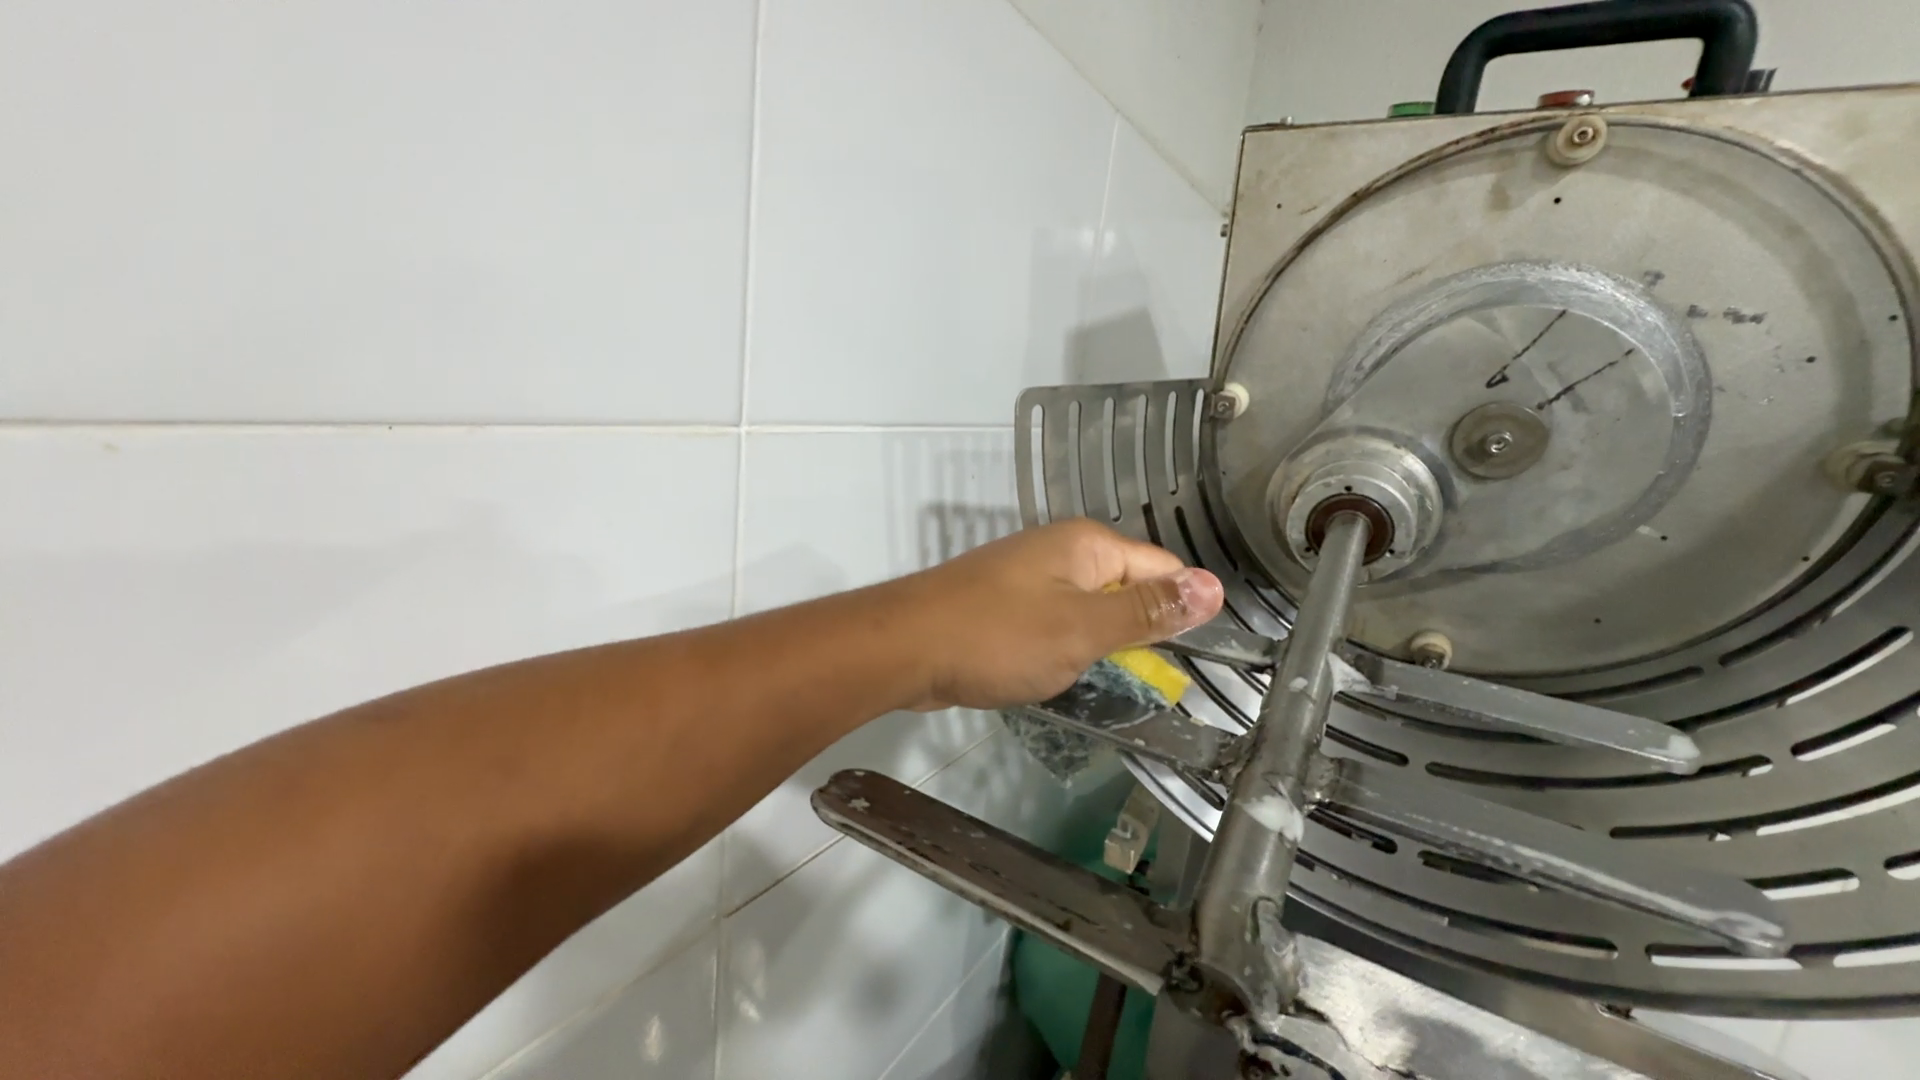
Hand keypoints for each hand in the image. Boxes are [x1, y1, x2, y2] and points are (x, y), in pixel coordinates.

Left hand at [894, 519, 1223, 710]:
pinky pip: (1054, 624)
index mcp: (1088, 545)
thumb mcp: (1084, 630)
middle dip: (1138, 634)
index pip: (1162, 570)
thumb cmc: (998, 637)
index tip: (1189, 662)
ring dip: (1099, 647)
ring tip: (1103, 685)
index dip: (1179, 612)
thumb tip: (1214, 587)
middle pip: (1126, 589)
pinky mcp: (1004, 605)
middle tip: (1147, 686)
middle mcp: (1061, 551)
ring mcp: (1029, 577)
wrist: (903, 647)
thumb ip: (1147, 613)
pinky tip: (1057, 675)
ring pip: (1088, 611)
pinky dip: (1063, 650)